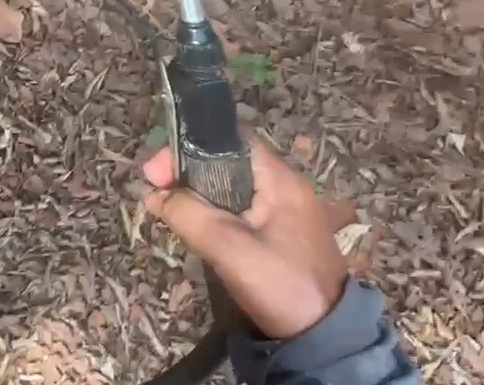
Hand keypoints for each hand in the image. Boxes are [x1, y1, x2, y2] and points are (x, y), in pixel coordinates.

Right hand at [141, 139, 348, 339]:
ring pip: (228, 186)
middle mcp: (285, 188)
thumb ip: (186, 212)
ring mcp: (286, 212)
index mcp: (280, 181)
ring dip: (195, 194)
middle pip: (224, 161)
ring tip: (168, 209)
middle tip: (156, 190)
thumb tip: (154, 195)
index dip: (187, 146)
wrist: (329, 344)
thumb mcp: (227, 246)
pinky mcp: (282, 234)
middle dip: (185, 171)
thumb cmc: (281, 285)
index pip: (227, 139)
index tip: (158, 172)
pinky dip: (212, 211)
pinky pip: (238, 209)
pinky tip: (195, 226)